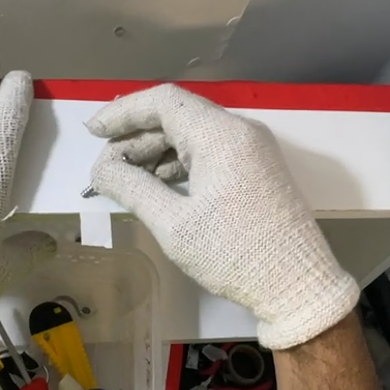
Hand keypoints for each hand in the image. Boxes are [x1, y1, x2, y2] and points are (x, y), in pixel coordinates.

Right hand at [87, 85, 358, 348]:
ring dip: (155, 150)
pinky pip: (209, 151)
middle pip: (177, 116)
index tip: (92, 132)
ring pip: (192, 134)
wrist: (297, 288)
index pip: (162, 101)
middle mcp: (240, 131)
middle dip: (136, 137)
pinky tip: (157, 184)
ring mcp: (252, 149)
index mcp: (221, 135)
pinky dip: (179, 162)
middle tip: (105, 167)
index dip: (122, 112)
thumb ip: (131, 188)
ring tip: (125, 178)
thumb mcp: (173, 224)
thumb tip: (100, 170)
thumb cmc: (234, 254)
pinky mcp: (256, 168)